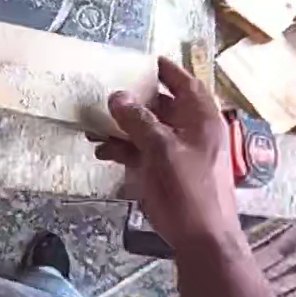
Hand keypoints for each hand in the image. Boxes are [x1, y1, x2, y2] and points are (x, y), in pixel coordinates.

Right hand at [93, 56, 240, 252]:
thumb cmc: (189, 189)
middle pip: (161, 107)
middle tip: (107, 92)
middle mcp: (190, 132)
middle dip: (133, 102)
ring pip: (145, 130)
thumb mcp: (162, 150)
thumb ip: (138, 121)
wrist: (199, 236)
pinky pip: (139, 152)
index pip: (186, 86)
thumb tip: (117, 96)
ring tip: (94, 126)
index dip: (169, 71)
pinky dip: (121, 149)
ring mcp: (176, 153)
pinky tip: (102, 152)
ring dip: (121, 127)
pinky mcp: (162, 172)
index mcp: (202, 121)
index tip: (147, 60)